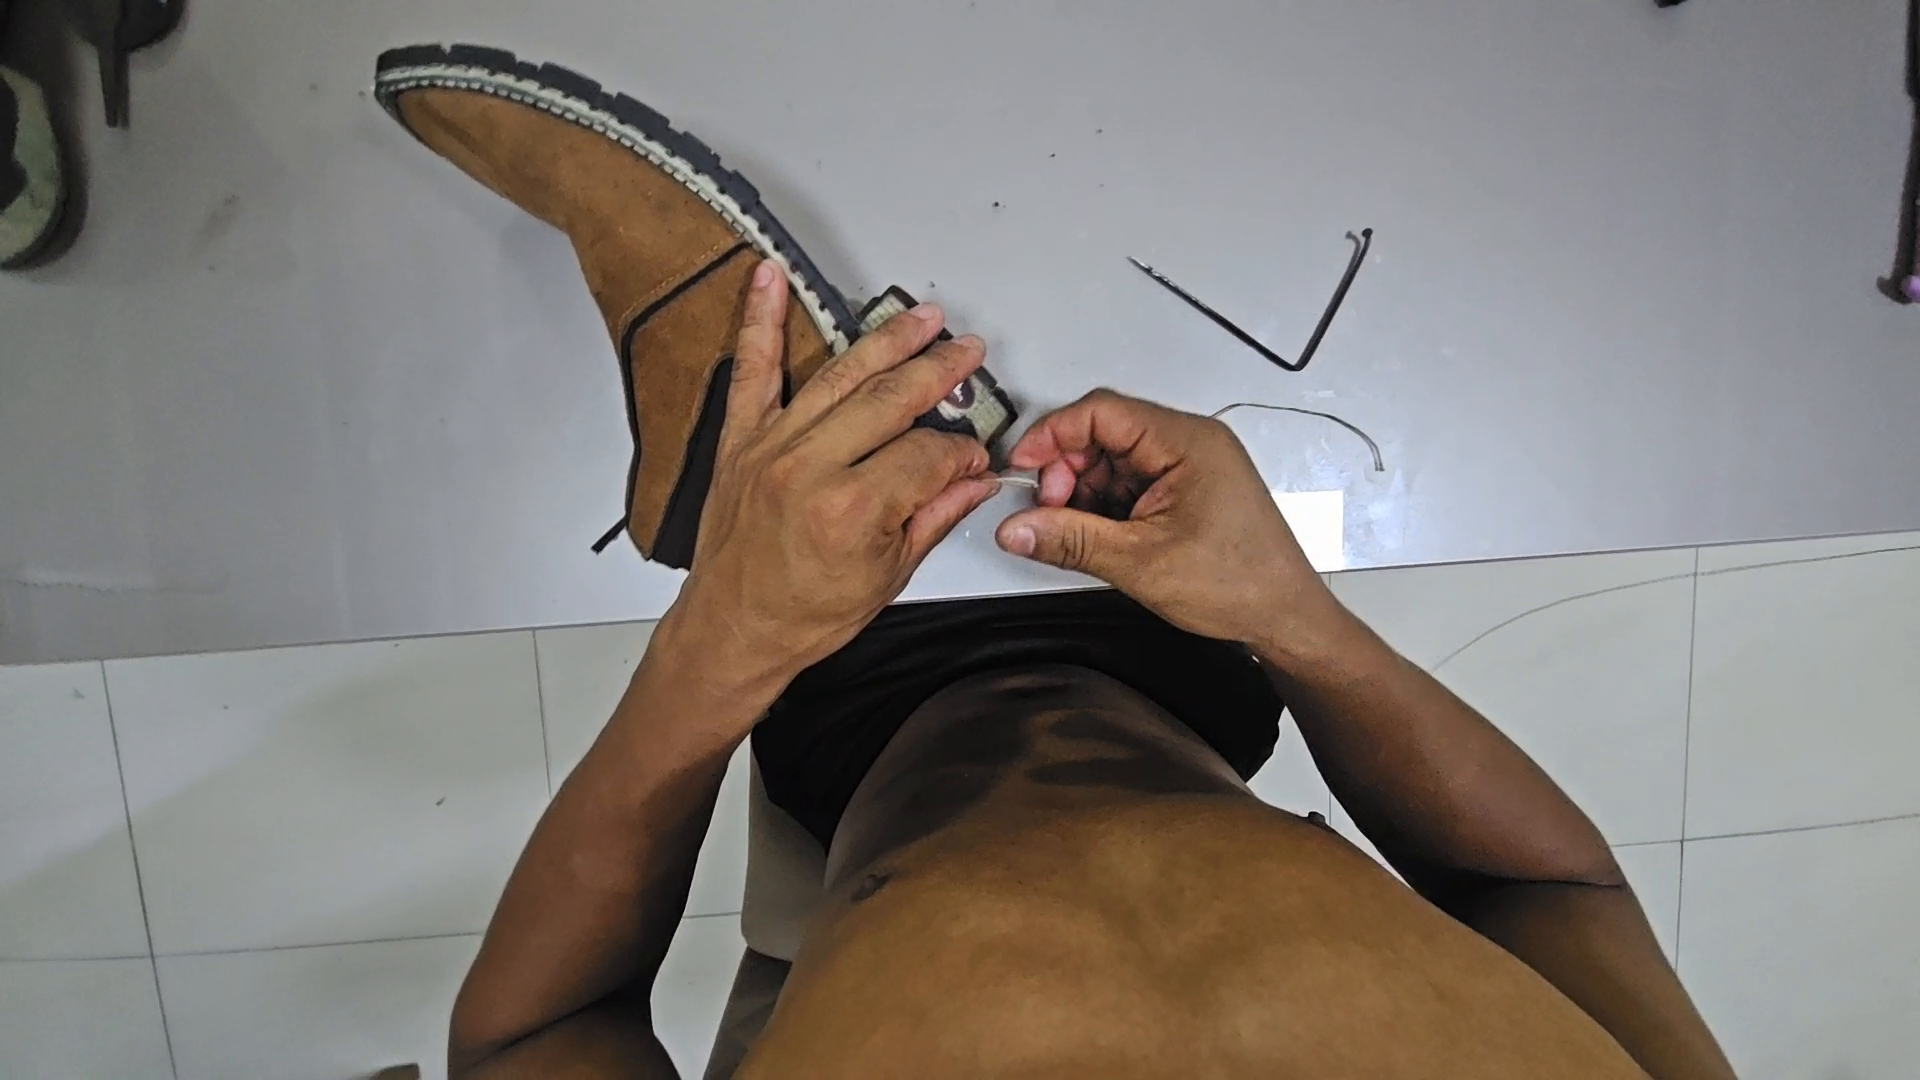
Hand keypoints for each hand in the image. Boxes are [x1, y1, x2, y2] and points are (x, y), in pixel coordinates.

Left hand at [656, 261, 999, 700]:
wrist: (734, 630)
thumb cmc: (801, 616)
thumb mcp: (889, 576)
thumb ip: (936, 516)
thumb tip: (974, 482)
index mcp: (851, 509)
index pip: (929, 454)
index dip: (962, 452)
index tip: (974, 456)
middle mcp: (808, 469)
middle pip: (890, 400)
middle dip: (939, 371)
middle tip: (966, 352)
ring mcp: (771, 448)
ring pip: (840, 375)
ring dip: (887, 340)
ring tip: (921, 319)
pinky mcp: (742, 441)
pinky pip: (752, 372)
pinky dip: (759, 322)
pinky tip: (769, 281)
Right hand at [994, 389, 1338, 651]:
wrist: (1284, 618)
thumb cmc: (1242, 584)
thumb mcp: (1141, 563)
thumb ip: (1070, 541)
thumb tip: (1018, 528)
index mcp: (1187, 442)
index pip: (1102, 412)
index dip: (1053, 435)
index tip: (1023, 466)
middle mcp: (1188, 444)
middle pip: (1101, 435)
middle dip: (1065, 471)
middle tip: (1048, 511)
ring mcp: (1184, 467)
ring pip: (1109, 463)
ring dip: (1081, 494)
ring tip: (1077, 532)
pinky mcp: (1180, 490)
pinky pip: (1125, 485)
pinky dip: (1101, 508)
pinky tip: (1098, 536)